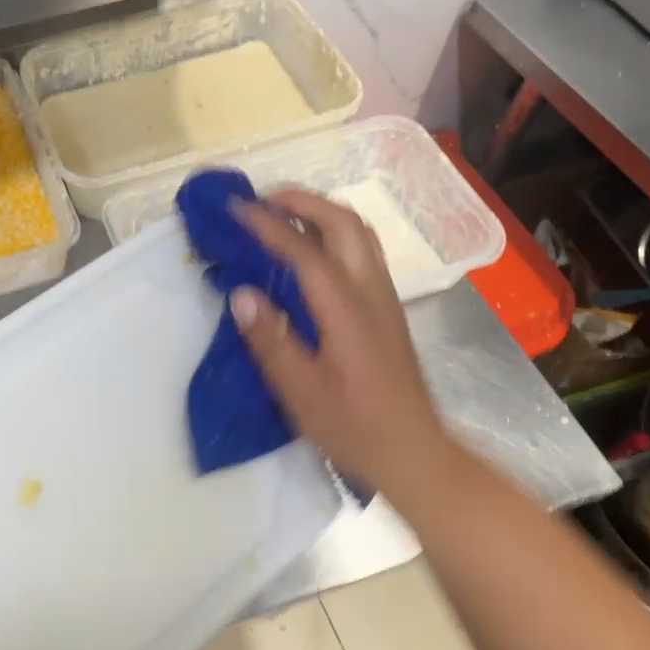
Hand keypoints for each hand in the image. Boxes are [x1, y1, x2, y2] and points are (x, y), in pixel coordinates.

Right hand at [227, 190, 454, 494]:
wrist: (413, 450)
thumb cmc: (353, 426)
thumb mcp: (301, 392)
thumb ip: (270, 340)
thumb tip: (241, 293)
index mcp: (346, 310)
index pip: (304, 251)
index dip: (268, 225)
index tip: (236, 208)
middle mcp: (370, 291)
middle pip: (343, 223)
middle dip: (301, 201)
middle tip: (261, 200)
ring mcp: (384, 297)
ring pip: (358, 232)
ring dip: (320, 211)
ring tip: (282, 213)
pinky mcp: (387, 307)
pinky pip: (362, 249)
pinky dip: (332, 231)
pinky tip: (310, 248)